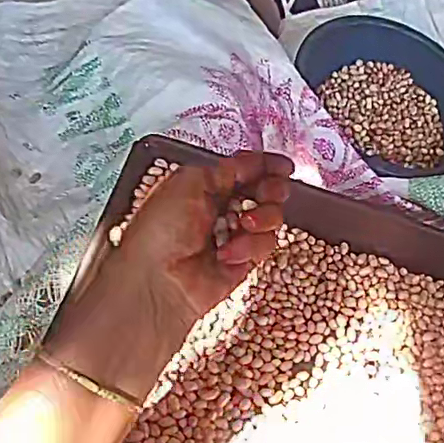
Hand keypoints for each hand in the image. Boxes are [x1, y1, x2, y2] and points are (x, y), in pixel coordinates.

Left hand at [47, 151, 290, 395]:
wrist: (159, 278)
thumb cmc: (161, 230)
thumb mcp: (189, 182)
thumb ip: (227, 169)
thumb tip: (253, 164)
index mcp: (205, 186)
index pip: (244, 170)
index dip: (265, 166)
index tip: (284, 166)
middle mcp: (223, 210)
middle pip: (265, 192)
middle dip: (271, 189)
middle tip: (267, 192)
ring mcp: (236, 236)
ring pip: (272, 218)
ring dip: (262, 218)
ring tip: (241, 226)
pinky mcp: (246, 260)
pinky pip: (266, 244)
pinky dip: (250, 246)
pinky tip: (226, 254)